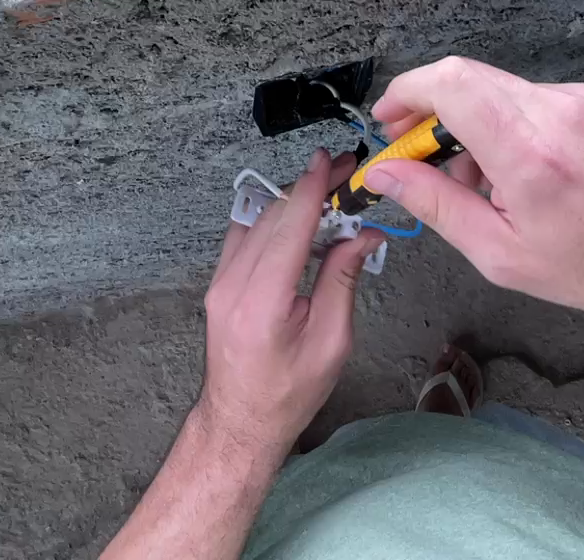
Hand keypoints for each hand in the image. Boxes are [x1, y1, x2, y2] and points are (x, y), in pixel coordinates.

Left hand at [196, 149, 382, 456]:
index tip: (331, 160)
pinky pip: (244, 233)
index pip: (290, 226)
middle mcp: (232, 283)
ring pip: (257, 219)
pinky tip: (297, 216)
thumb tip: (365, 232)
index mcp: (263, 301)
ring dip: (292, 199)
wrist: (239, 422)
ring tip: (328, 190)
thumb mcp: (331, 340)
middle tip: (345, 172)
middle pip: (273, 215)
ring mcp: (219, 280)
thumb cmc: (291, 391)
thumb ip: (343, 278)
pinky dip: (273, 217)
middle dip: (310, 188)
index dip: (312, 187)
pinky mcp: (217, 281)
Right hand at [366, 57, 583, 350]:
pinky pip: (527, 97)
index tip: (388, 121)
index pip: (450, 83)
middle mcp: (554, 109)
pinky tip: (513, 169)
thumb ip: (435, 204)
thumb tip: (383, 173)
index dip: (406, 91)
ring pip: (495, 89)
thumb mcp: (501, 253)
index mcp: (529, 150)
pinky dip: (502, 123)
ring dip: (467, 122)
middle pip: (465, 78)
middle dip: (429, 110)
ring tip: (475, 179)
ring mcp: (578, 98)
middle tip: (417, 154)